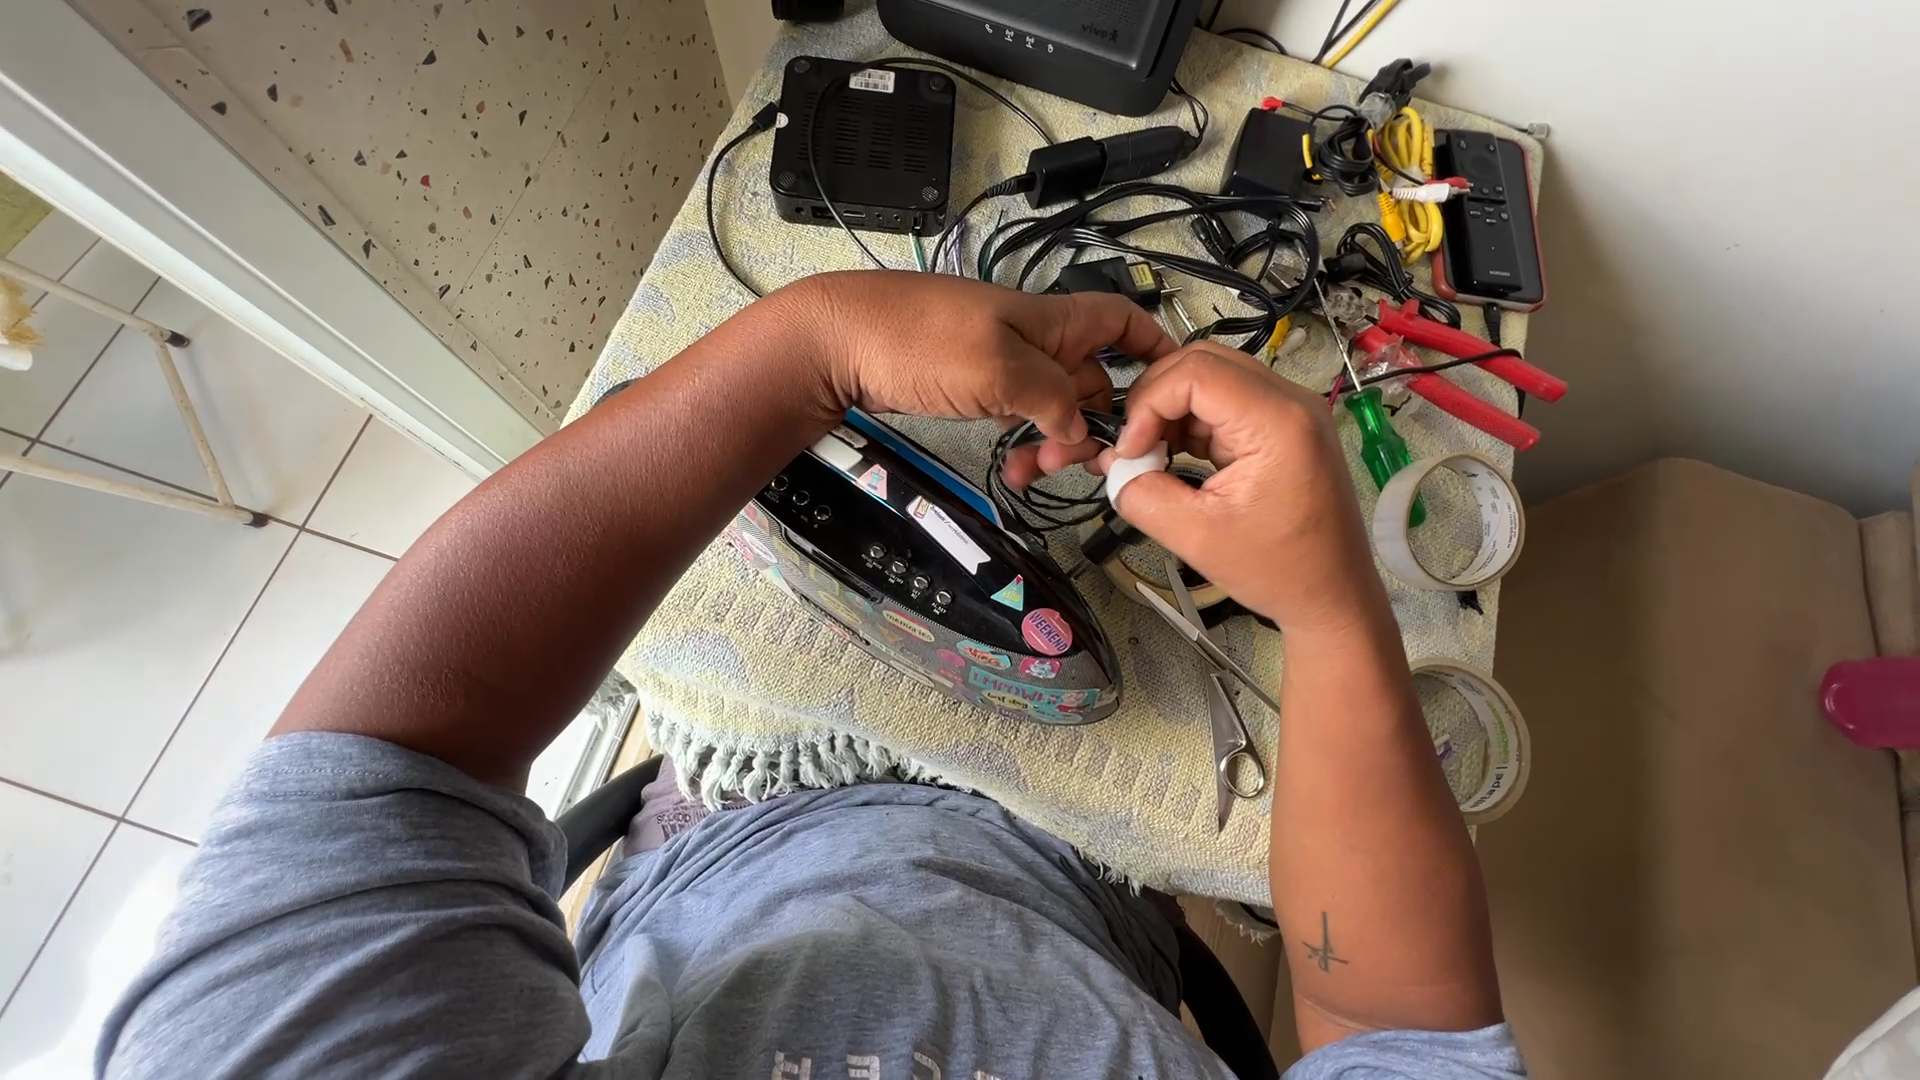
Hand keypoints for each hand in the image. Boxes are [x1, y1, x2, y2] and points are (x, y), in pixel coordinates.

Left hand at [773, 271, 1173, 476]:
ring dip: (1054, 441)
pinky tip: (1012, 465)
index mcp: (1049, 321)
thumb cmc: (918, 340)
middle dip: (1094, 421)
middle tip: (1072, 464)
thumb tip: (1081, 428)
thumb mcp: (999, 366)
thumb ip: (1051, 396)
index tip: (1171, 389)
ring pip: (1052, 405)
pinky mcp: (974, 388)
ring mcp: (1002, 365)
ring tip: (1032, 473)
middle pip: (1090, 378)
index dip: (1153, 347)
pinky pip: (1017, 416)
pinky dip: (1022, 442)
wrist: (840, 344)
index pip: (1120, 320)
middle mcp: (1033, 340)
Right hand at [1097, 344, 1388, 635]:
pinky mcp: (1280, 426)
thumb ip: (1141, 496)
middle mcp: (1290, 401)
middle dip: (1154, 399)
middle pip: (1202, 362)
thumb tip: (1111, 466)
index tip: (1131, 451)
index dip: (1148, 404)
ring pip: (1209, 378)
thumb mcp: (1195, 537)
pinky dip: (1188, 423)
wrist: (1331, 596)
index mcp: (1278, 421)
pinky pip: (1222, 403)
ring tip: (1152, 457)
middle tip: (1134, 447)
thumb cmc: (1277, 570)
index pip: (1195, 372)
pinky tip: (1174, 458)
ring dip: (1169, 411)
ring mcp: (1288, 411)